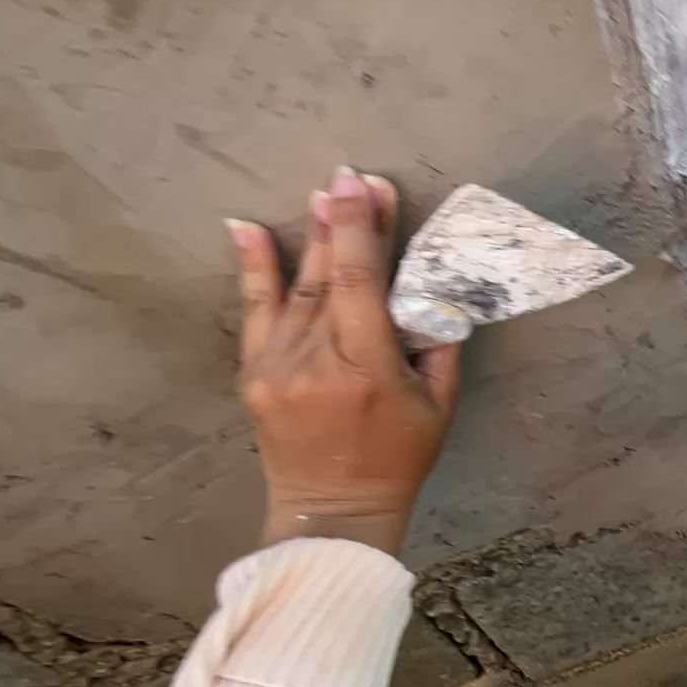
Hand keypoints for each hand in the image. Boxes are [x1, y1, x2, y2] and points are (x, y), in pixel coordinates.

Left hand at [225, 167, 461, 554]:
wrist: (331, 511)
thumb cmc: (401, 457)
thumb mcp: (440, 404)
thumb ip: (437, 346)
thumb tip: (428, 294)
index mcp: (368, 369)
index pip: (364, 285)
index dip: (365, 232)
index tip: (366, 188)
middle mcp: (314, 361)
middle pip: (330, 277)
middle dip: (344, 223)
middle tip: (351, 176)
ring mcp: (275, 367)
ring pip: (298, 289)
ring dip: (314, 239)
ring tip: (323, 195)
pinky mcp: (252, 374)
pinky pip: (255, 311)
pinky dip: (254, 268)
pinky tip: (247, 228)